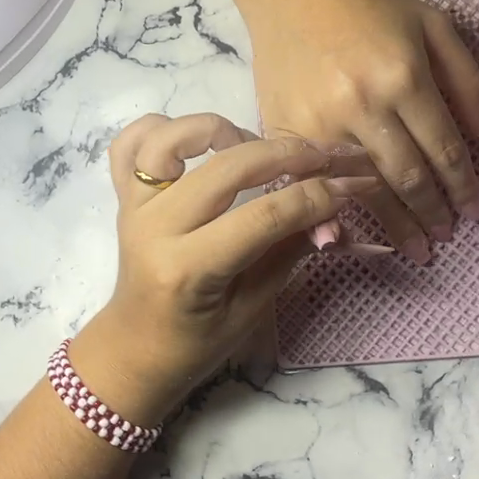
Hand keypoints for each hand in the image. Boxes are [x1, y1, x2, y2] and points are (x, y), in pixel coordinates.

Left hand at [71, 113, 380, 425]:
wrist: (135, 348)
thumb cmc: (197, 341)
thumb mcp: (252, 308)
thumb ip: (290, 252)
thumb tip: (337, 213)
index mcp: (189, 269)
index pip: (264, 216)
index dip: (316, 196)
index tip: (354, 184)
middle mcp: (156, 228)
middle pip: (229, 166)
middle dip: (288, 154)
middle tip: (326, 156)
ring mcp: (135, 206)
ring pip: (172, 138)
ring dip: (222, 130)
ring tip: (254, 148)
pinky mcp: (123, 195)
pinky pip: (131, 142)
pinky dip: (164, 130)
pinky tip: (198, 144)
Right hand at [242, 0, 478, 263]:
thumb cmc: (366, 7)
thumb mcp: (432, 25)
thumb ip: (468, 79)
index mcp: (403, 77)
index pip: (444, 149)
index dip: (464, 187)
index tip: (477, 213)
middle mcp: (362, 105)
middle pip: (408, 178)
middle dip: (433, 214)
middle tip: (448, 237)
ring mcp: (319, 124)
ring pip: (366, 190)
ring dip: (397, 226)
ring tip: (418, 250)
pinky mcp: (286, 132)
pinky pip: (319, 184)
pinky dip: (342, 213)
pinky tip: (358, 234)